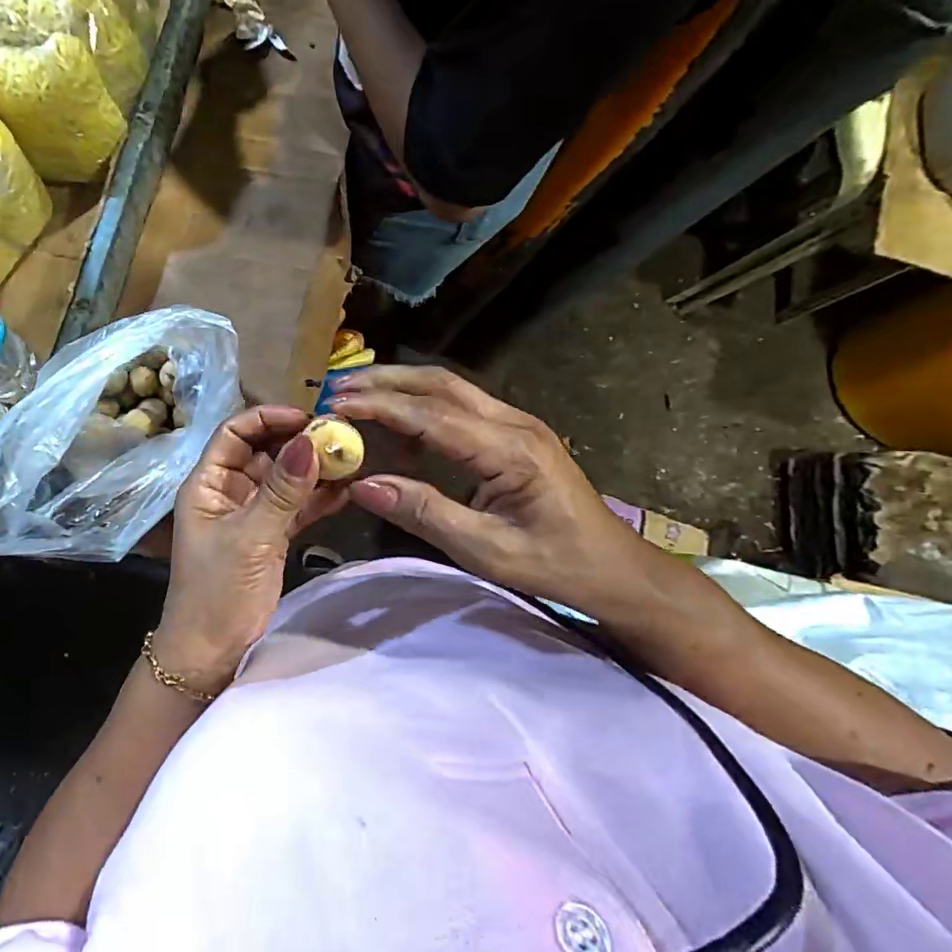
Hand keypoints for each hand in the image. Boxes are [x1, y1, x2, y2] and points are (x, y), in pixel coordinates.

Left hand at [155, 406, 349, 693]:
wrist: (211, 653)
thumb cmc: (216, 591)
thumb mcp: (249, 537)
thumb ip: (281, 491)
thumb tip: (309, 441)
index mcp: (208, 483)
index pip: (235, 432)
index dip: (267, 418)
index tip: (307, 416)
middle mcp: (228, 491)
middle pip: (264, 451)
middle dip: (298, 441)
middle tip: (340, 435)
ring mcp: (251, 514)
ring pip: (284, 478)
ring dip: (313, 469)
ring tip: (352, 458)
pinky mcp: (270, 536)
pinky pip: (296, 506)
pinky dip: (318, 498)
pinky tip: (348, 489)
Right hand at [326, 366, 663, 615]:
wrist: (615, 570)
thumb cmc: (554, 565)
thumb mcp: (485, 549)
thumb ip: (423, 513)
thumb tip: (362, 485)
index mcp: (510, 450)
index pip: (431, 414)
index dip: (379, 406)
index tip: (336, 405)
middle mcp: (513, 423)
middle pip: (439, 383)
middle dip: (385, 381)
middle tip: (337, 389)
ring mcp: (516, 423)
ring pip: (448, 386)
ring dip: (400, 385)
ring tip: (355, 394)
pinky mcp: (513, 432)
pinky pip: (458, 404)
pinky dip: (418, 403)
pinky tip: (395, 423)